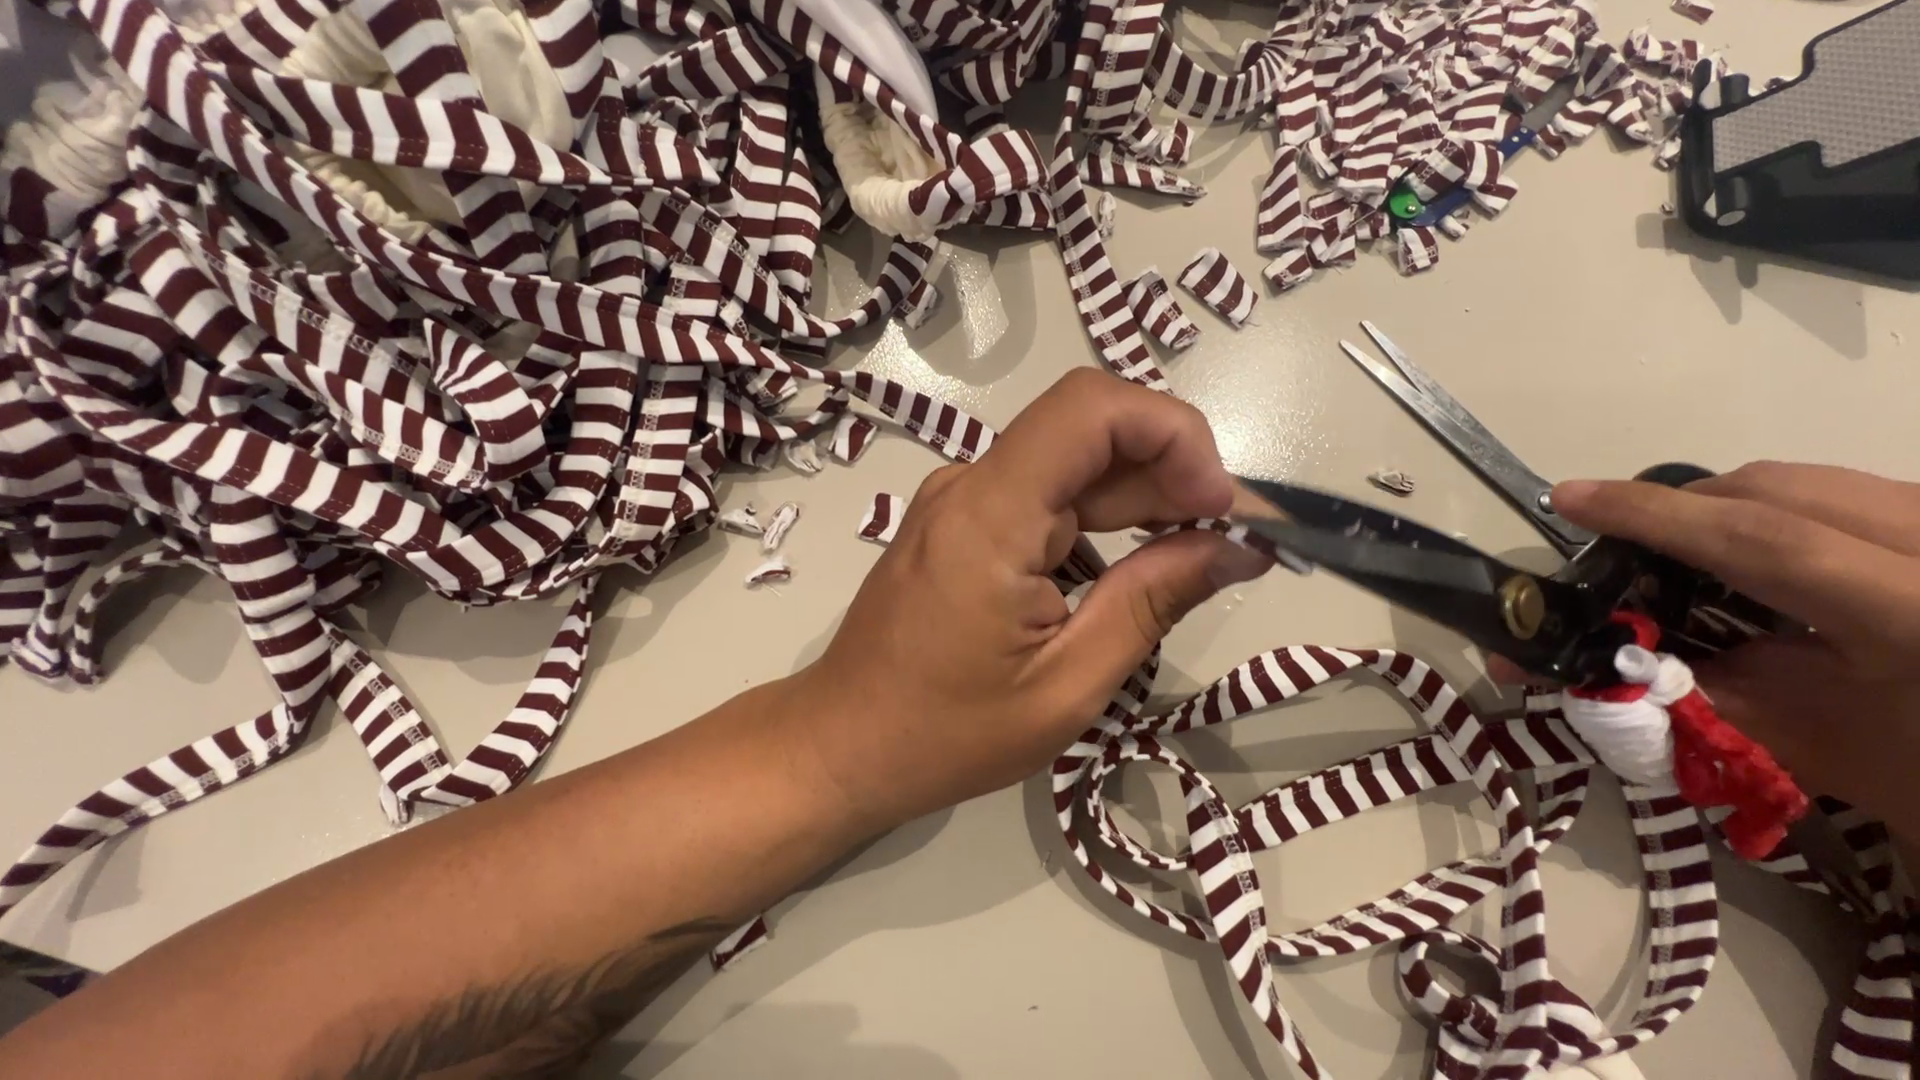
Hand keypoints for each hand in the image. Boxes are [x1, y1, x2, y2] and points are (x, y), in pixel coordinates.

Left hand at [785, 369, 1272, 832]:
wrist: (844, 744)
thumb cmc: (947, 734)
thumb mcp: (1067, 684)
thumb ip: (1152, 603)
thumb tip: (1236, 547)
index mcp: (990, 517)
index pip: (1091, 408)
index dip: (1172, 433)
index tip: (1219, 505)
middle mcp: (971, 486)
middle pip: (1089, 431)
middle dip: (1173, 471)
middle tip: (1235, 537)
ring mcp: (962, 501)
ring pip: (1072, 463)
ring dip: (1144, 496)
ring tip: (1200, 554)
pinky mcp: (963, 523)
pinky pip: (1045, 496)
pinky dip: (1102, 519)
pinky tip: (1139, 563)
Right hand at [1542, 463, 1919, 840]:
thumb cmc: (1919, 773)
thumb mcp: (1805, 745)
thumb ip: (1689, 692)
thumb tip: (1566, 664)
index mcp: (1913, 611)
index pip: (1765, 540)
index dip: (1653, 516)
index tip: (1566, 499)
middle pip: (1782, 491)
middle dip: (1682, 506)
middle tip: (1617, 541)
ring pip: (1816, 481)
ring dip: (1728, 506)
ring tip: (1681, 548)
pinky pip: (1850, 492)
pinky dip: (1781, 512)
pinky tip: (1760, 556)